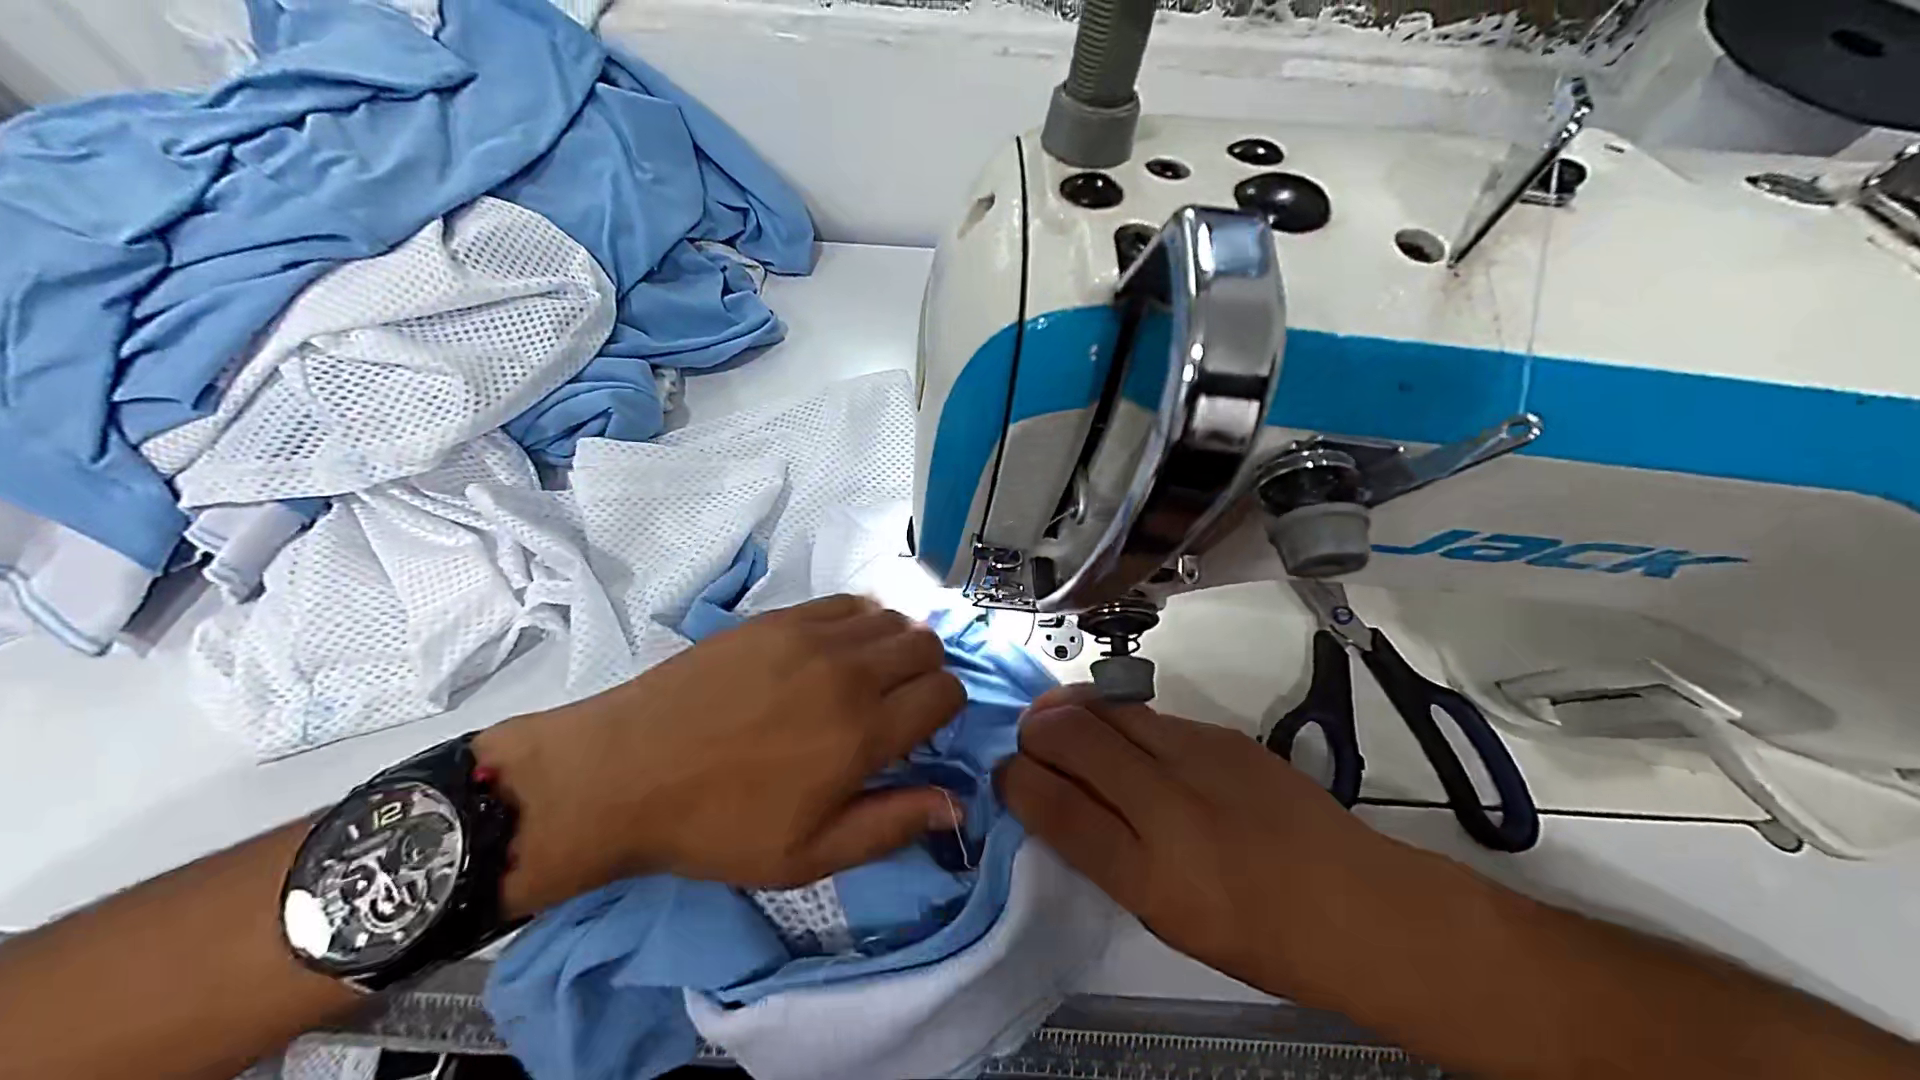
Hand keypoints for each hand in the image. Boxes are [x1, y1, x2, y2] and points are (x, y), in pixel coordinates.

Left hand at [479, 595, 966, 913]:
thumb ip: (892, 825)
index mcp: (863, 734)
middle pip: (928, 645)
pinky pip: (847, 602)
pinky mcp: (779, 618)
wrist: (625, 773)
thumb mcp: (809, 854)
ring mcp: (812, 636)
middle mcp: (849, 673)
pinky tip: (837, 649)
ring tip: (868, 675)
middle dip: (927, 673)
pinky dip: (860, 621)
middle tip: (897, 703)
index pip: (946, 692)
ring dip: (896, 644)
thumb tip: (958, 804)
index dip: (945, 710)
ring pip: (893, 617)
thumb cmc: (719, 825)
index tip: (920, 729)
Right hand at [998, 686, 1421, 999]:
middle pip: (1071, 736)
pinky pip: (1148, 714)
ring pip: (1107, 708)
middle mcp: (1168, 806)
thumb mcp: (1163, 919)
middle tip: (1028, 741)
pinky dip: (1116, 717)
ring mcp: (1199, 759)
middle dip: (1033, 731)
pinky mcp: (1222, 735)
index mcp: (1148, 874)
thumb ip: (1104, 856)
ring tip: (1058, 720)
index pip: (1053, 805)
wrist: (1360, 906)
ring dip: (1068, 709)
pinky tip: (1120, 736)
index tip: (1005, 776)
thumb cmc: (1258, 937)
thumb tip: (1055, 803)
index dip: (1014, 781)